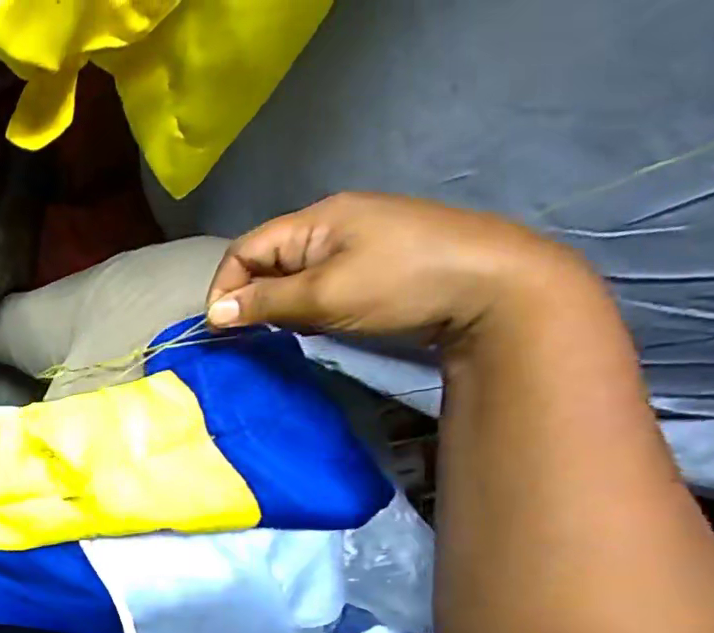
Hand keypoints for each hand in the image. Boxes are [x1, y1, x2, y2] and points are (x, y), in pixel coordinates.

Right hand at [203, 192, 595, 348]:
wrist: (499, 286)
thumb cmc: (402, 283)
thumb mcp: (323, 295)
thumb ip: (264, 302)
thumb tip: (214, 313)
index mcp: (317, 219)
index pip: (245, 249)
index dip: (224, 287)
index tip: (223, 327)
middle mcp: (334, 221)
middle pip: (266, 260)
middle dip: (252, 297)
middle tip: (256, 332)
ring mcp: (359, 240)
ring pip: (293, 273)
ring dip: (281, 303)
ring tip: (292, 328)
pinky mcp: (377, 261)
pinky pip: (320, 280)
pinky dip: (307, 303)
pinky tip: (321, 321)